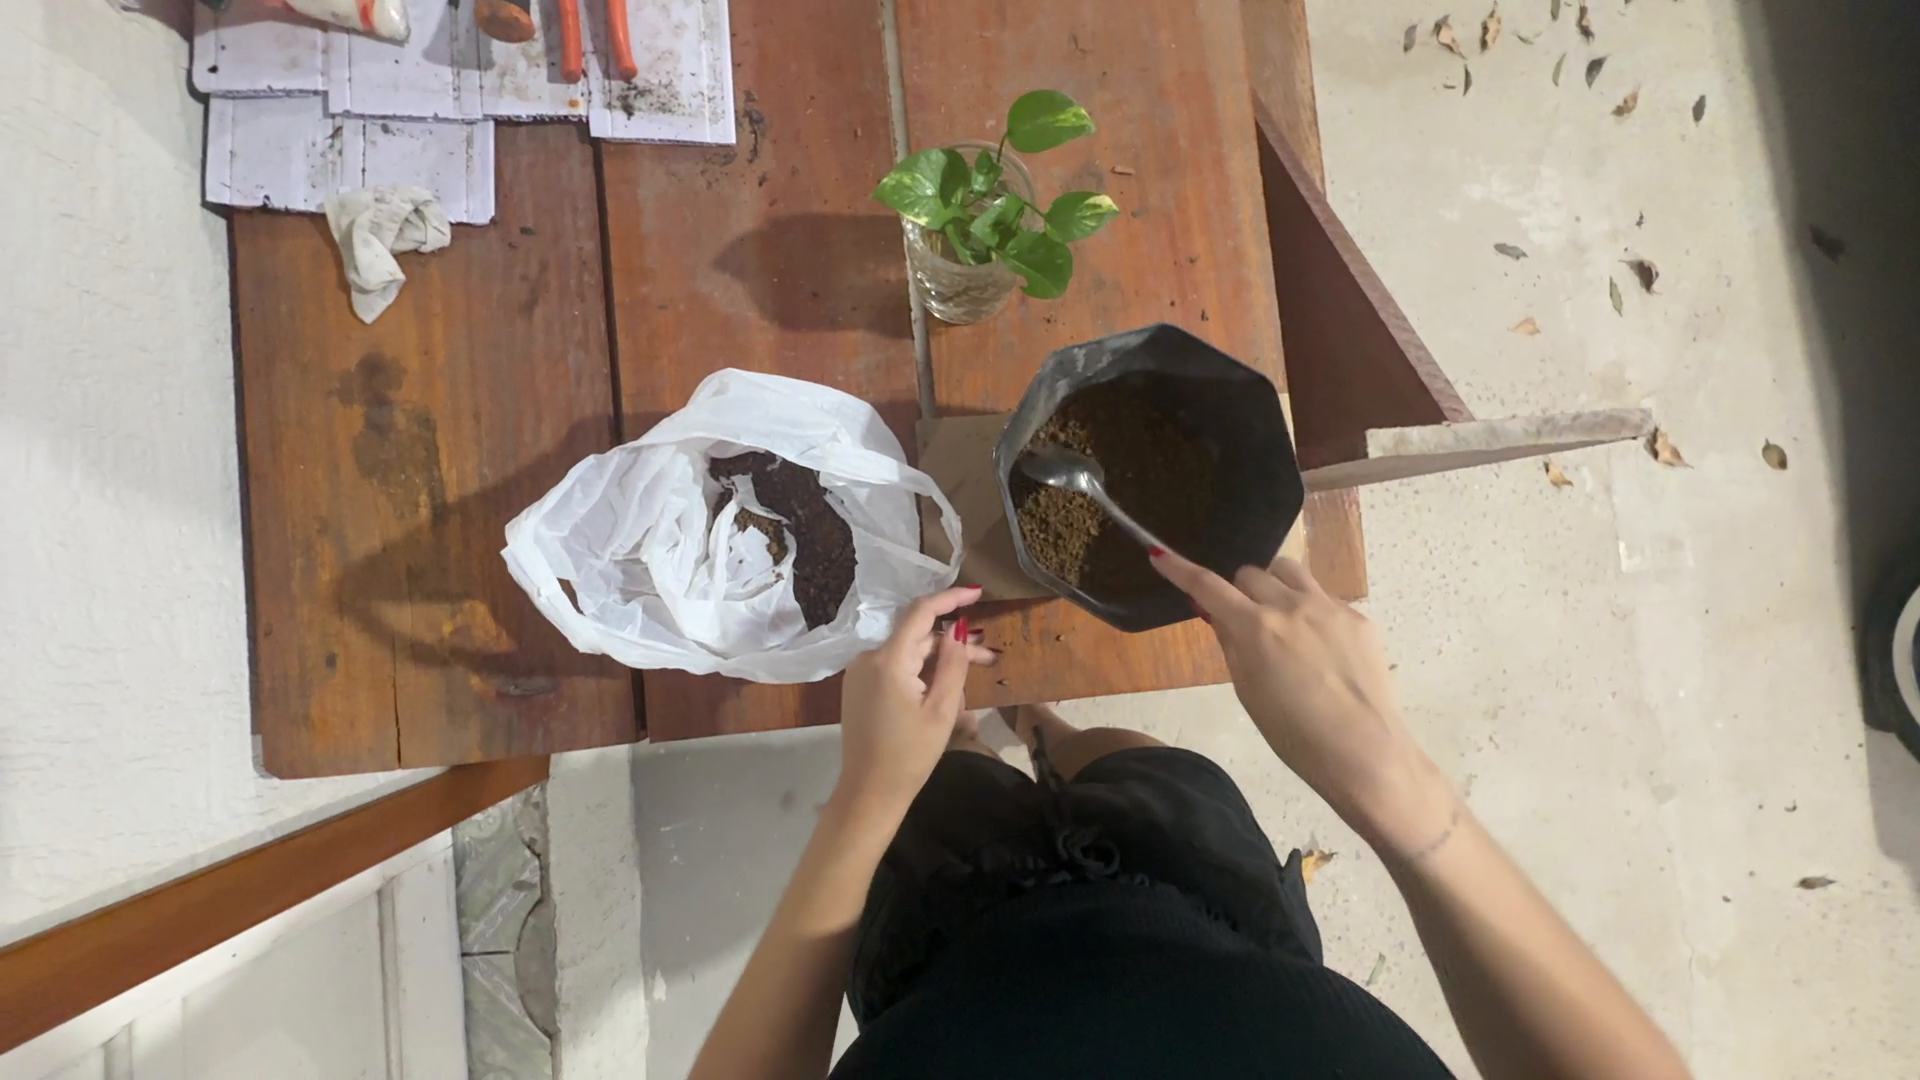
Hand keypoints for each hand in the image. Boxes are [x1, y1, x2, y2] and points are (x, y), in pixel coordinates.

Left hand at [834, 586, 995, 822]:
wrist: (869, 793)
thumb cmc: (911, 755)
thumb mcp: (942, 710)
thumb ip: (953, 664)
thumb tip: (959, 628)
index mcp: (888, 661)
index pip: (921, 613)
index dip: (950, 598)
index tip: (977, 593)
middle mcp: (868, 658)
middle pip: (918, 637)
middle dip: (955, 643)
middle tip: (990, 657)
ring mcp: (860, 672)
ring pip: (909, 653)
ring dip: (940, 659)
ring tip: (974, 672)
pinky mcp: (859, 686)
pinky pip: (895, 666)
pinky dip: (921, 670)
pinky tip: (944, 686)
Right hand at [1151, 550, 1456, 857]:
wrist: (1366, 754)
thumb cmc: (1294, 736)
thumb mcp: (1247, 690)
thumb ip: (1230, 643)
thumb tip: (1215, 612)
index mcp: (1256, 628)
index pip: (1207, 586)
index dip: (1178, 569)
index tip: (1159, 555)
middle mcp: (1291, 606)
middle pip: (1249, 573)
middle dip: (1238, 591)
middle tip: (1243, 620)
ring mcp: (1329, 608)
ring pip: (1288, 571)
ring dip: (1274, 585)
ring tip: (1281, 619)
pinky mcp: (1358, 618)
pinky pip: (1322, 597)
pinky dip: (1309, 611)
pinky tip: (1320, 649)